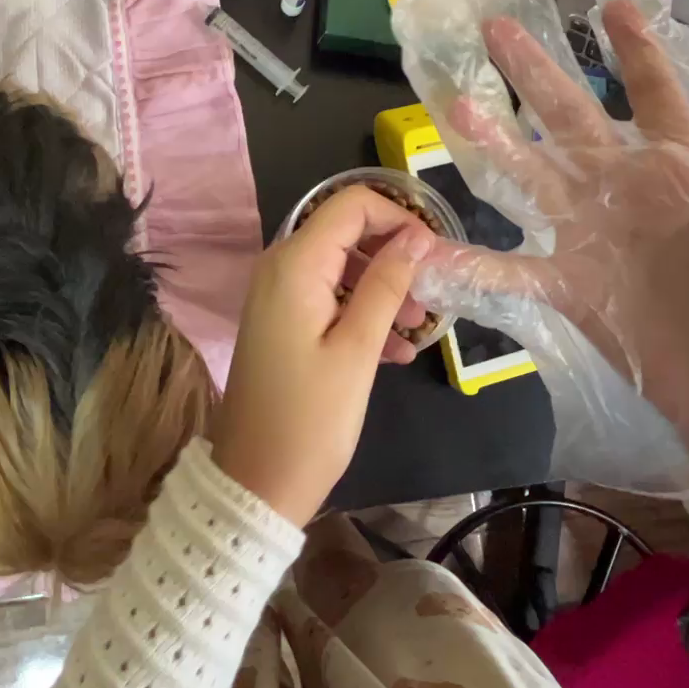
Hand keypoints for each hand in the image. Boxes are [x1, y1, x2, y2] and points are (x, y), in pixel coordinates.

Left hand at [212, 186, 434, 523]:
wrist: (254, 481)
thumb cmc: (311, 418)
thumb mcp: (357, 349)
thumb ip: (386, 284)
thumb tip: (416, 236)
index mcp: (294, 265)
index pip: (350, 206)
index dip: (397, 218)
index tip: (434, 253)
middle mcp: (279, 268)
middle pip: (345, 233)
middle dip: (391, 256)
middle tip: (430, 295)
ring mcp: (276, 295)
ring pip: (340, 268)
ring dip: (381, 289)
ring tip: (416, 328)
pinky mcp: (280, 321)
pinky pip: (327, 298)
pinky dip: (360, 313)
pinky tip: (393, 351)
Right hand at [432, 0, 688, 489]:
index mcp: (682, 175)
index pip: (657, 98)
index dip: (637, 52)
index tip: (614, 5)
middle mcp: (625, 192)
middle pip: (574, 119)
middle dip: (539, 73)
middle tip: (497, 29)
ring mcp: (590, 236)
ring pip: (532, 177)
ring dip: (497, 144)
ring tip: (458, 108)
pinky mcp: (568, 286)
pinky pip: (512, 270)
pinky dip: (473, 264)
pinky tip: (433, 254)